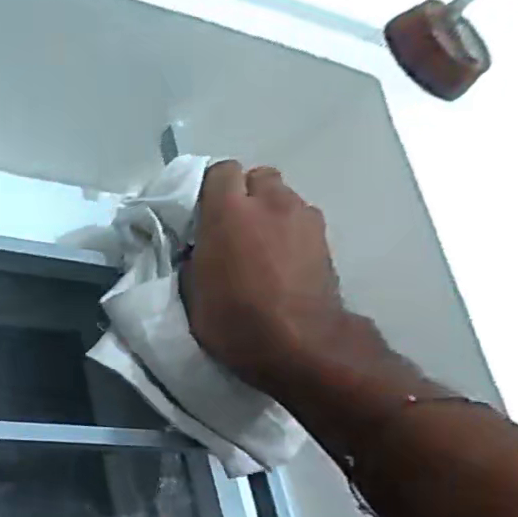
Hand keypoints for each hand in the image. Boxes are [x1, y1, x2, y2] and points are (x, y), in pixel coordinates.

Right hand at [184, 161, 396, 400]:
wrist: (298, 344)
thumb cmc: (234, 321)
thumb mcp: (193, 292)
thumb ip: (194, 258)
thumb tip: (199, 248)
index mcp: (228, 213)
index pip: (220, 172)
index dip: (209, 190)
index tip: (199, 216)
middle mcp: (270, 202)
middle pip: (256, 177)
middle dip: (242, 196)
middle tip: (228, 230)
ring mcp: (303, 216)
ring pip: (281, 197)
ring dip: (266, 213)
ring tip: (255, 249)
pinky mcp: (324, 236)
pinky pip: (298, 220)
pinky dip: (286, 232)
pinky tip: (278, 262)